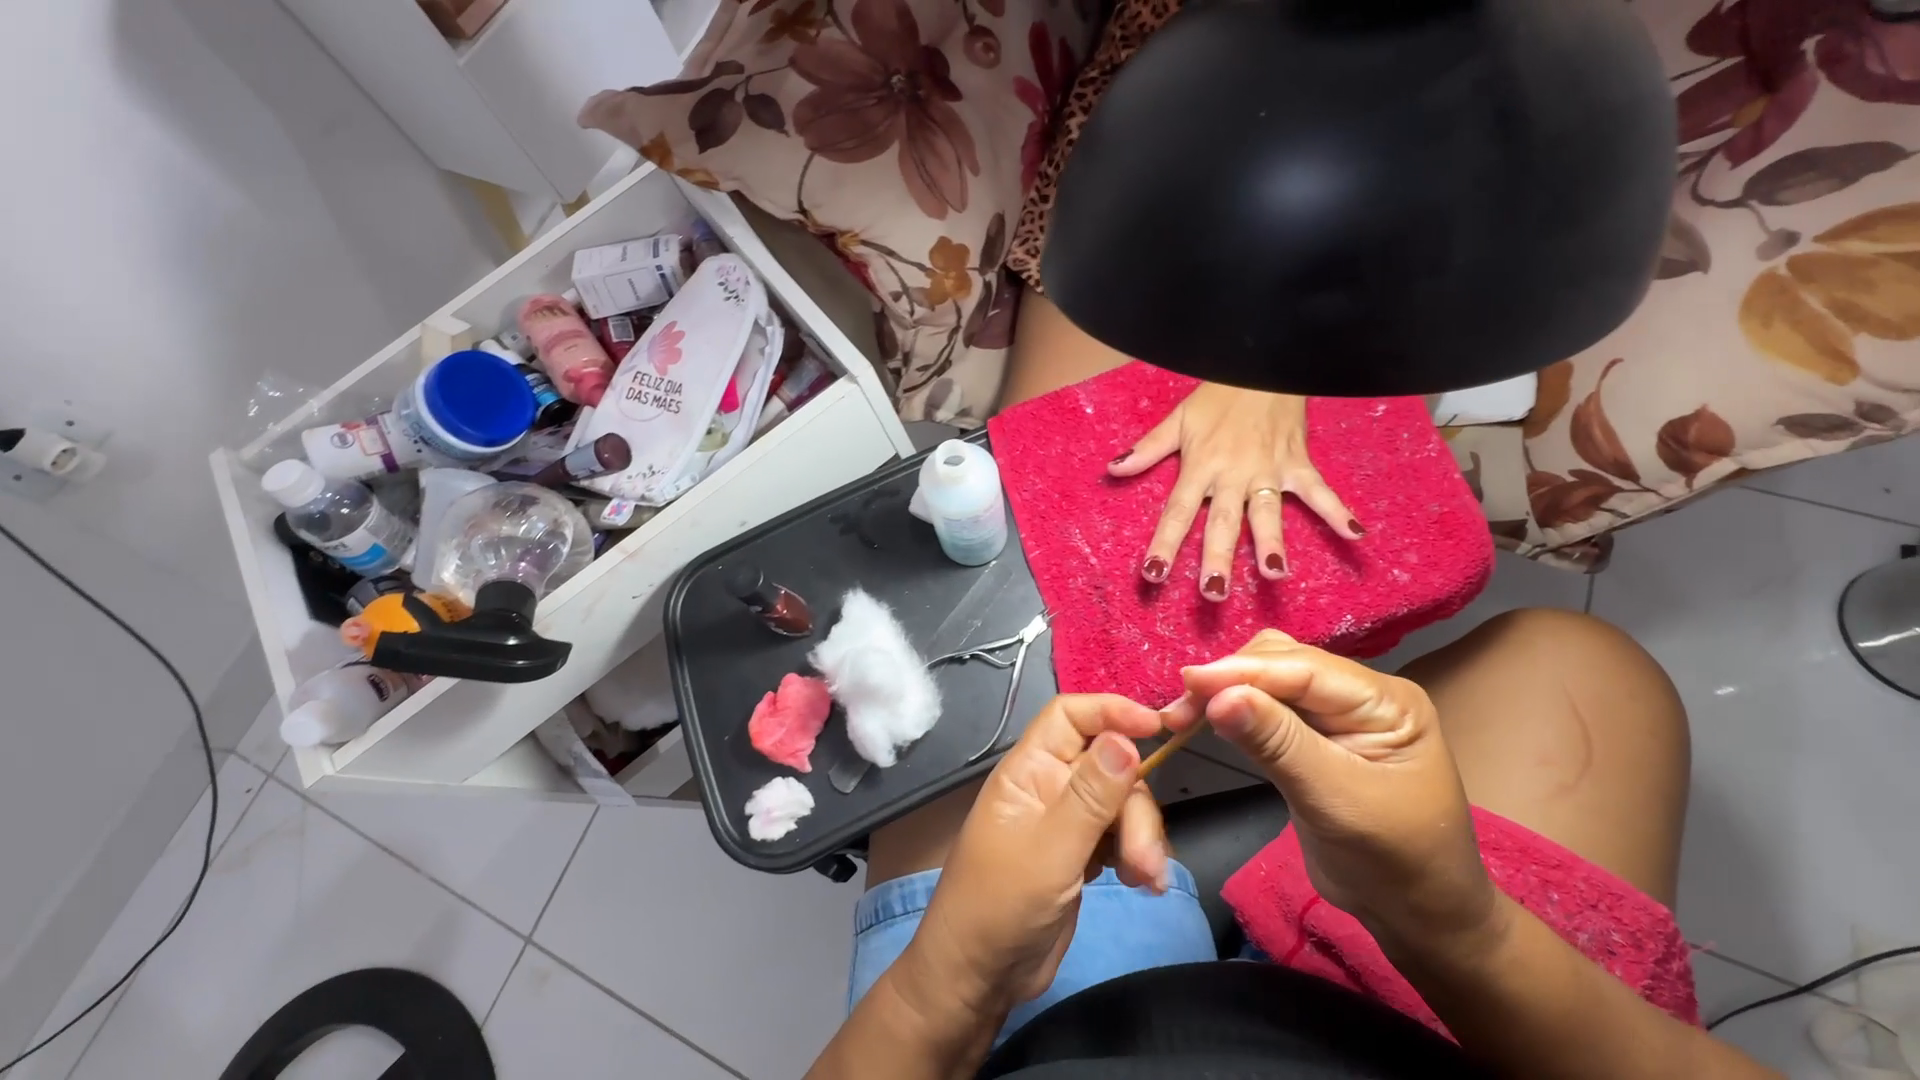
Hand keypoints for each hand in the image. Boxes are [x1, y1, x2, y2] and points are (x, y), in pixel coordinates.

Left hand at [902, 695, 1170, 1015]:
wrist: (979, 977)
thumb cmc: (999, 906)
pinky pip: (1122, 836)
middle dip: (1136, 807)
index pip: (1070, 716)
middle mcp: (1048, 786)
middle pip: (1110, 766)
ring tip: (1146, 881)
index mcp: (1028, 770)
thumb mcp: (1050, 850)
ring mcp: (1066, 821)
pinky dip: (1138, 856)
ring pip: (1122, 803)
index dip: (1112, 712)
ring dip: (1142, 838)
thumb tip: (1125, 738)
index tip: (1158, 726)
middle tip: (1145, 860)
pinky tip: (1144, 884)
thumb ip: (1090, 796)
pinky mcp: (1081, 853)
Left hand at [1111, 385, 1362, 602]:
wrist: (1262, 364)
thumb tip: (1112, 469)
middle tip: (1213, 592)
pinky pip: (1319, 491)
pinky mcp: (1298, 464)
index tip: (1154, 574)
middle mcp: (1233, 475)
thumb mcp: (1178, 420)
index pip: (1177, 512)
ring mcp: (1268, 471)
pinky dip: (1338, 510)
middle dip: (1218, 557)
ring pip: (1268, 513)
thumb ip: (1147, 449)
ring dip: (1272, 543)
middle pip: (1222, 522)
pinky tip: (1356, 535)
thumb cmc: (1217, 398)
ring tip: (1274, 573)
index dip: (1164, 544)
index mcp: (1200, 467)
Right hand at [1170, 631, 1497, 945]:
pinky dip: (1235, 710)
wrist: (1419, 916)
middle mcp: (1361, 694)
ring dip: (1225, 691)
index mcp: (1385, 701)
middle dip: (1229, 679)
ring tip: (1183, 717)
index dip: (1242, 670)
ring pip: (1270, 679)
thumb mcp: (1336, 802)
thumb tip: (1219, 696)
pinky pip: (1268, 707)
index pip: (1304, 669)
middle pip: (1283, 663)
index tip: (1187, 681)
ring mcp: (1337, 713)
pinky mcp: (1314, 735)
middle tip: (1177, 713)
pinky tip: (1209, 722)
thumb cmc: (1393, 862)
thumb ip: (1278, 745)